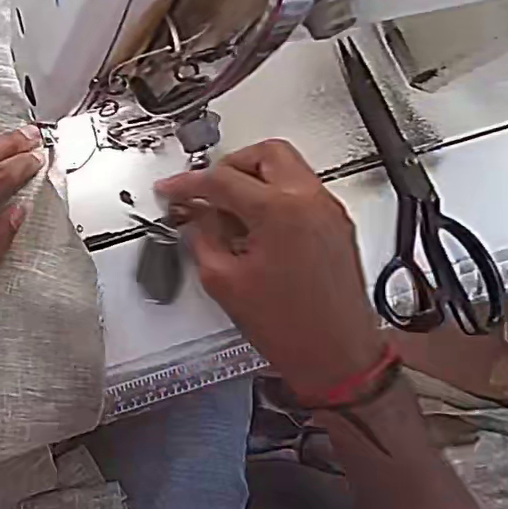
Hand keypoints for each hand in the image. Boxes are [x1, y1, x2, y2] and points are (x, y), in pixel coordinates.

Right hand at [156, 139, 385, 398]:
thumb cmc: (289, 327)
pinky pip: (299, 191)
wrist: (334, 354)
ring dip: (251, 179)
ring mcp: (328, 211)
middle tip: (203, 190)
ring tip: (225, 210)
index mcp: (279, 212)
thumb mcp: (223, 280)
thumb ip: (203, 237)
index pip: (222, 179)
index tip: (171, 188)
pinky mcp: (336, 225)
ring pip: (286, 168)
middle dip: (227, 167)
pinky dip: (272, 196)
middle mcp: (310, 202)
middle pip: (264, 154)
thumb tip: (196, 216)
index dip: (188, 183)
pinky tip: (251, 225)